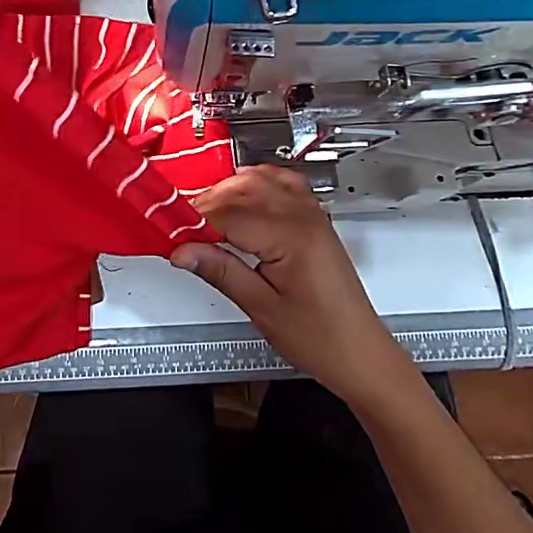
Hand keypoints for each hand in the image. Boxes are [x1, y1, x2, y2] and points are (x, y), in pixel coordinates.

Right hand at [172, 167, 417, 406]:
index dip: (196, 220)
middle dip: (208, 203)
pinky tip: (242, 196)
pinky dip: (259, 183)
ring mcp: (313, 215)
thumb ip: (221, 272)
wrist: (360, 352)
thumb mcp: (261, 308)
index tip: (172, 231)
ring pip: (262, 180)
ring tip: (205, 216)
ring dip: (230, 190)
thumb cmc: (321, 338)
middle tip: (182, 227)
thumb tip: (184, 251)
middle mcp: (305, 217)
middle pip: (243, 190)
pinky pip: (284, 183)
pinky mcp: (316, 220)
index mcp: (291, 237)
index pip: (229, 213)